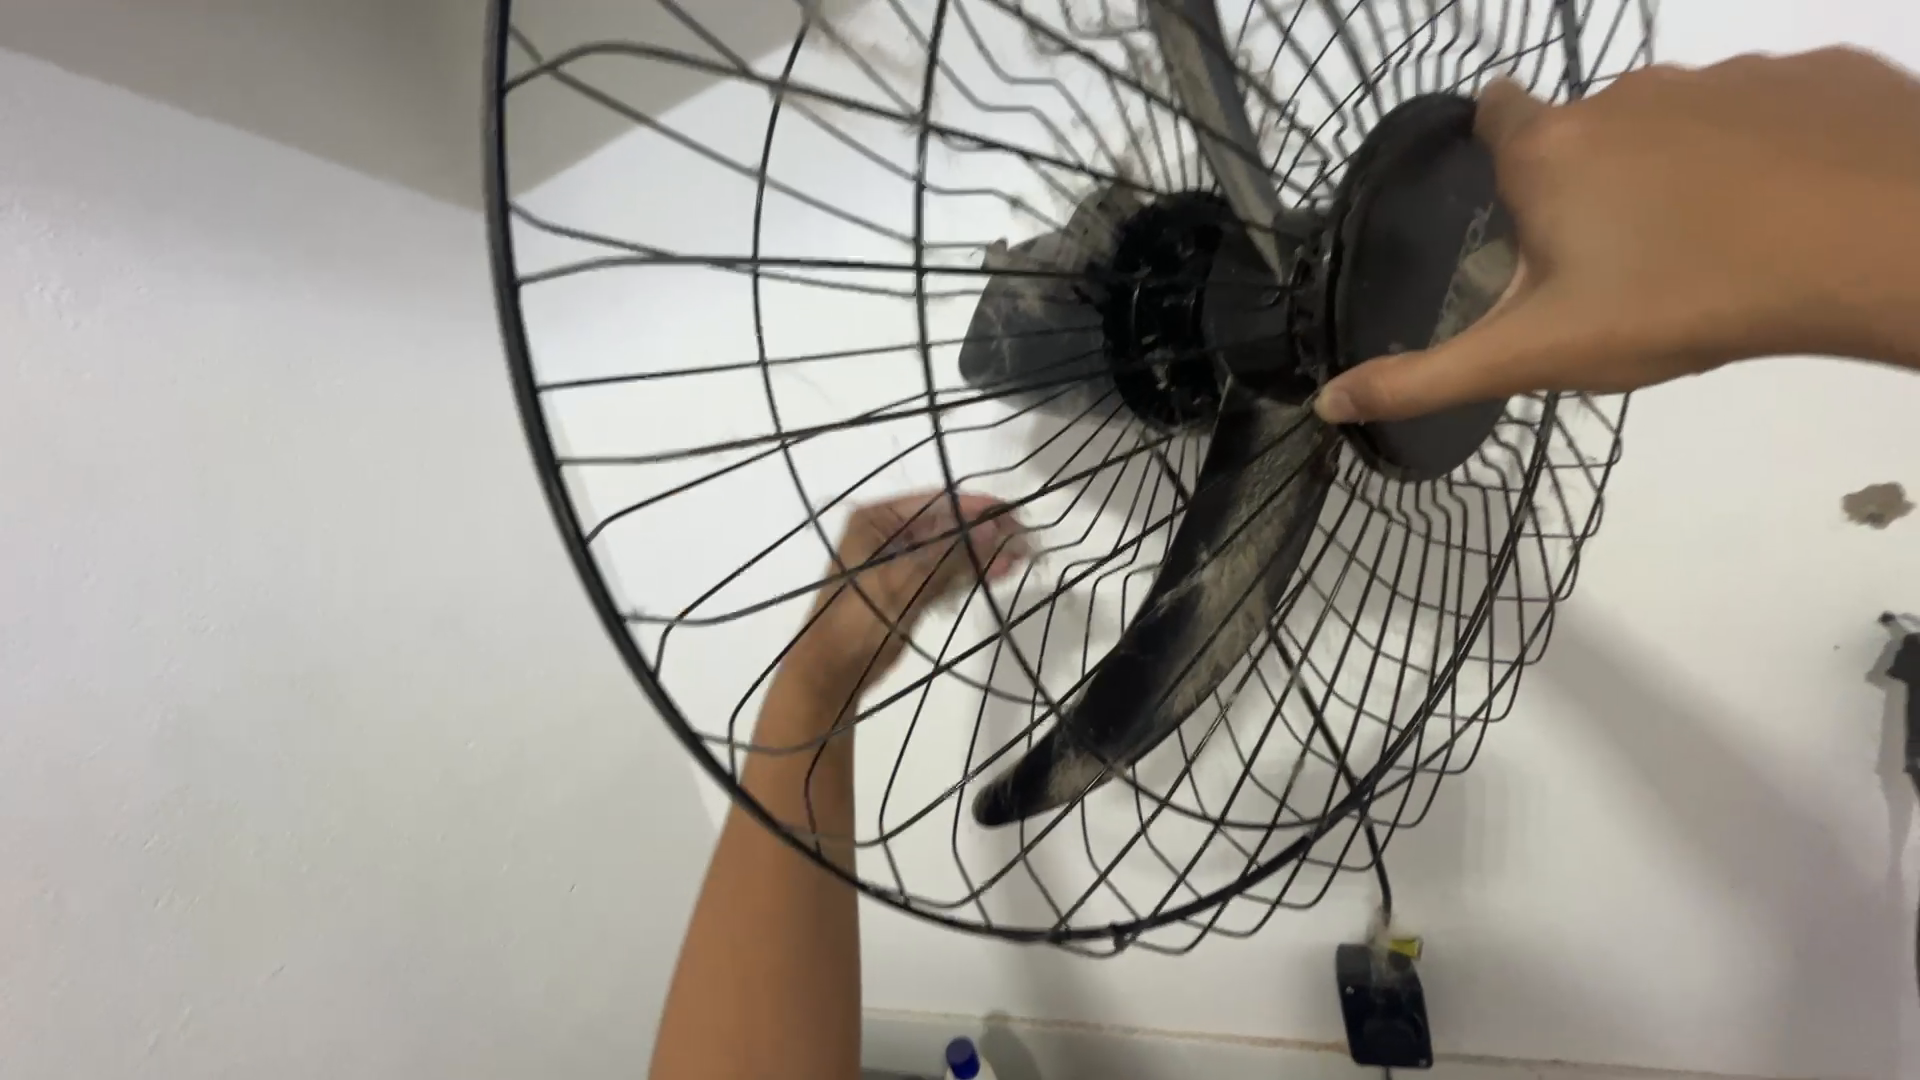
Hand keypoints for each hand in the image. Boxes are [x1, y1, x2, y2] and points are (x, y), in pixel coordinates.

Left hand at [789, 491, 1026, 697]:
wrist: (832, 673)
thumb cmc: (859, 620)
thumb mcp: (905, 581)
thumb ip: (951, 553)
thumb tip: (995, 527)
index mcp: (876, 519)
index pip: (934, 503)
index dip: (975, 508)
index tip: (1012, 513)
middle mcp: (887, 533)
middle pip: (945, 526)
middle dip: (982, 533)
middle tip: (1023, 538)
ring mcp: (898, 561)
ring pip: (948, 551)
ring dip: (981, 554)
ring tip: (1019, 557)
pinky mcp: (908, 588)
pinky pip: (944, 573)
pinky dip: (968, 573)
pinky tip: (999, 572)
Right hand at [1315, 47, 1919, 423]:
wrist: (1892, 250)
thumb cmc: (1680, 300)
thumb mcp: (1529, 356)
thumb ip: (1420, 379)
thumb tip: (1325, 403)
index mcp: (1550, 152)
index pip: (1494, 112)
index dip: (1489, 146)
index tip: (1505, 199)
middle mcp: (1629, 93)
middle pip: (1579, 128)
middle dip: (1577, 180)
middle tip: (1598, 259)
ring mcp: (1733, 75)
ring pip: (1668, 119)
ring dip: (1662, 168)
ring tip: (1689, 242)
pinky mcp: (1825, 75)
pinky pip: (1759, 110)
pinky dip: (1749, 152)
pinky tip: (1770, 209)